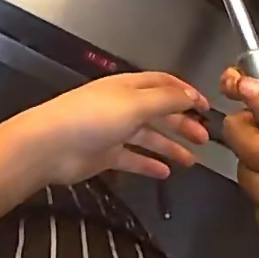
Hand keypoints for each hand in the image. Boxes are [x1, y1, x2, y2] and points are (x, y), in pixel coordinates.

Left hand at [0, 72, 210, 187]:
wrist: (51, 145)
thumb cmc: (93, 117)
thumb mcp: (136, 103)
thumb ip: (167, 100)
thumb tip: (192, 95)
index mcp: (128, 87)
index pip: (163, 84)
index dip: (186, 93)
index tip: (207, 107)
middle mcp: (122, 105)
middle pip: (158, 111)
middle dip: (182, 122)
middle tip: (204, 138)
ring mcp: (113, 130)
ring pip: (148, 136)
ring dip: (170, 146)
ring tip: (191, 160)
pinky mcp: (104, 154)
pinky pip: (133, 158)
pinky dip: (149, 164)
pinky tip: (164, 173)